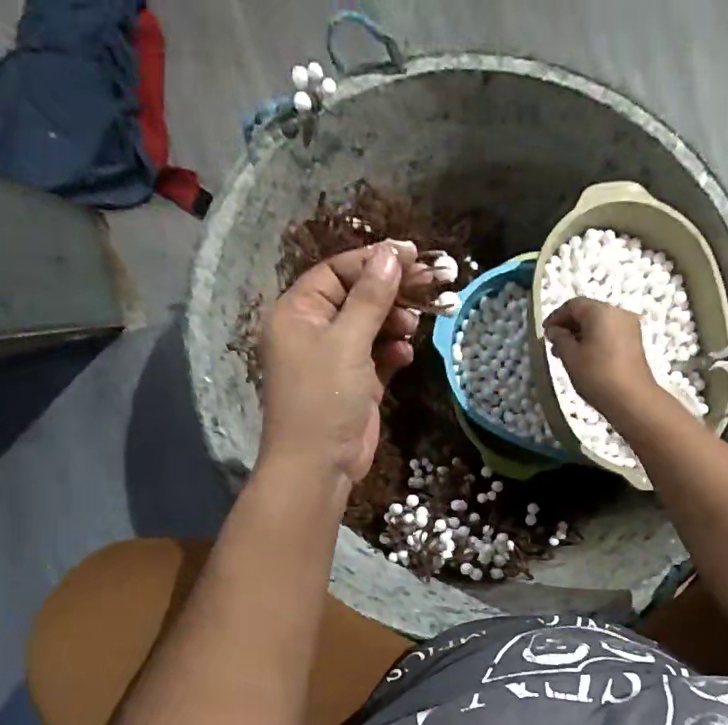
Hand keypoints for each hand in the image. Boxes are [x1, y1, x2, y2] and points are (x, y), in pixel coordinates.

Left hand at [257, 241, 420, 486]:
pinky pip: (377, 356)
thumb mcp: (347, 342)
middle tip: (429, 286)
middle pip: (357, 297)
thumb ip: (371, 298)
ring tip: (414, 325)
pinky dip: (392, 352)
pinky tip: (405, 354)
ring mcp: (334, 359)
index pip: (336, 271)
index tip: (412, 256)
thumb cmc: (324, 397)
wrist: (318, 465)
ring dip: (394, 322)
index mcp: (297, 313)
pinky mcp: (354, 383)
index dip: (373, 261)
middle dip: (391, 293)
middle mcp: (313, 331)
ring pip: (370, 326)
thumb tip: (391, 255)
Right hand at [541, 297, 658, 417]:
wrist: (631, 398)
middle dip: (569, 326)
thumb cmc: (596, 375)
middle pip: (588, 312)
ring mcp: (629, 326)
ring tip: (566, 353)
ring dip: (580, 334)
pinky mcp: (633, 340)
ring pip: (599, 323)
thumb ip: (559, 338)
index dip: (556, 317)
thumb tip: (554, 330)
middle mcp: (618, 312)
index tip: (545, 333)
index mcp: (601, 311)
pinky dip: (594, 339)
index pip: (573, 305)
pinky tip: (584, 356)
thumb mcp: (571, 357)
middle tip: (553, 345)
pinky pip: (609, 332)